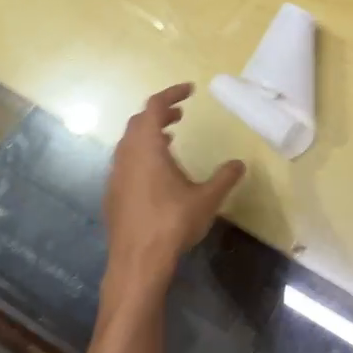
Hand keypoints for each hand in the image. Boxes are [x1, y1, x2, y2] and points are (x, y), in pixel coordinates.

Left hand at [103, 83, 244, 292]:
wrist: (138, 262)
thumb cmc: (172, 223)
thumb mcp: (207, 199)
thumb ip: (225, 177)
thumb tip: (240, 163)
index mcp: (147, 148)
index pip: (154, 107)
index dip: (171, 94)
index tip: (190, 91)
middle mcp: (126, 156)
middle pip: (138, 123)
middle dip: (160, 114)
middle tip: (181, 114)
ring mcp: (116, 176)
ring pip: (129, 143)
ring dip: (149, 135)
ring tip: (171, 139)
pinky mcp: (113, 195)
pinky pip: (126, 162)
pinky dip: (141, 155)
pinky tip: (158, 174)